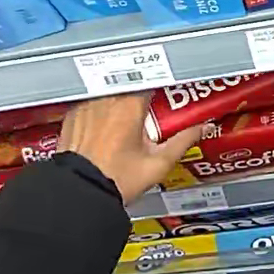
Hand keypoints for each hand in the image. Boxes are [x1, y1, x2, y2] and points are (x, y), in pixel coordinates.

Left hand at [57, 93, 206, 203]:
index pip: (150, 79)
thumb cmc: (116, 180)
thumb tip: (202, 128)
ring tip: (124, 120)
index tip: (165, 92)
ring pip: (108, 92)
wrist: (80, 193)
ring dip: (117, 100)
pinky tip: (104, 127)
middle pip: (129, 84)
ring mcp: (86, 105)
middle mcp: (106, 99)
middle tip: (147, 110)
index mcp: (129, 104)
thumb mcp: (158, 163)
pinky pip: (90, 103)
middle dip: (139, 95)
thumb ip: (183, 140)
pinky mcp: (72, 115)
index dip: (159, 84)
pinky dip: (98, 110)